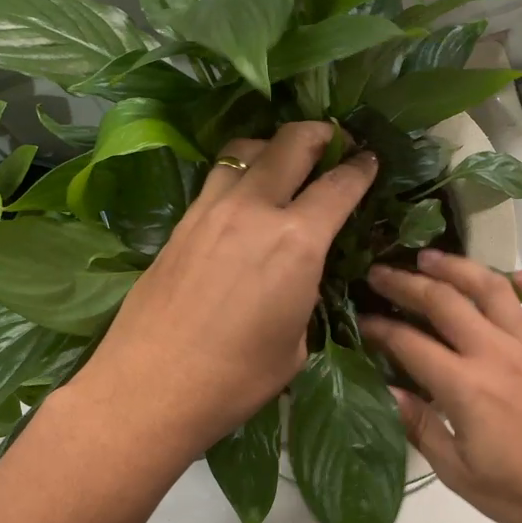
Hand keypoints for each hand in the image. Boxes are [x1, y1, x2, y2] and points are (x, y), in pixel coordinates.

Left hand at [71, 122, 377, 453]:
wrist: (151, 387)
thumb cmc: (236, 380)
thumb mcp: (296, 344)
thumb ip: (304, 296)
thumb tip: (299, 279)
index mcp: (297, 241)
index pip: (339, 185)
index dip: (360, 169)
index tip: (370, 160)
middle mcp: (255, 209)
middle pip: (291, 143)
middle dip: (320, 134)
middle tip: (333, 139)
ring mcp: (211, 210)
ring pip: (246, 150)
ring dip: (272, 146)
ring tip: (284, 160)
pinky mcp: (180, 223)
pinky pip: (217, 179)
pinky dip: (239, 173)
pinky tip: (244, 196)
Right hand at [359, 250, 521, 522]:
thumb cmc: (519, 494)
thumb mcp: (457, 472)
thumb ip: (421, 427)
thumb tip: (390, 392)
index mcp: (465, 387)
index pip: (410, 344)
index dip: (379, 329)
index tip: (359, 320)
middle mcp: (496, 354)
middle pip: (445, 302)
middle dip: (406, 284)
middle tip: (379, 273)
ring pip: (493, 289)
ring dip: (458, 268)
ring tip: (429, 257)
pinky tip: (518, 280)